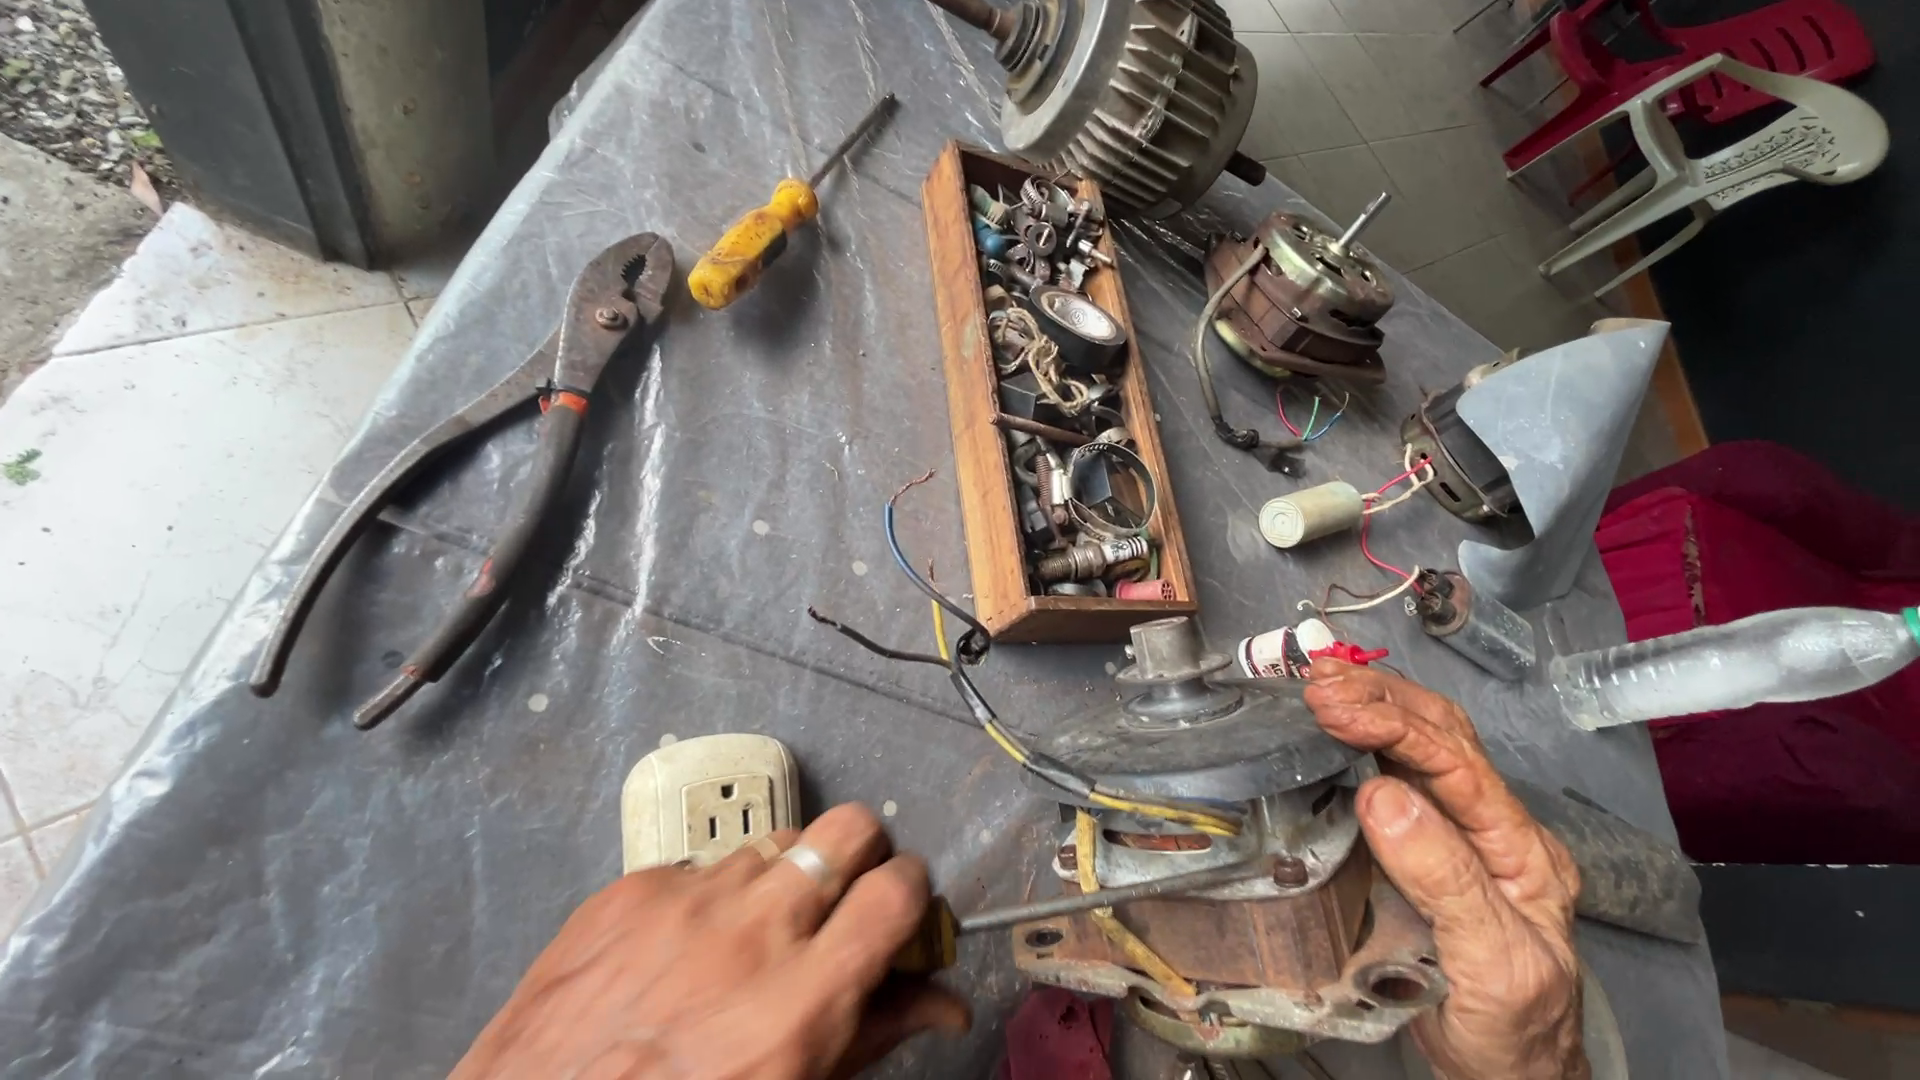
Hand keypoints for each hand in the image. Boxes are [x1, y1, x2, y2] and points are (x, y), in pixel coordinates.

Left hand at [451, 803, 970, 1079]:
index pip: (896, 892)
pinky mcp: (632, 887)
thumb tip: (950, 1000)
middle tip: (843, 890)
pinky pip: (701, 867)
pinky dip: (710, 896)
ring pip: (774, 843)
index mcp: (801, 997)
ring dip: (782, 876)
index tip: (901, 902)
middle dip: (862, 849)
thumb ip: (877, 1032)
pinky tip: (681, 947)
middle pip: (848, 827)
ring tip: (750, 930)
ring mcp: (688, 897)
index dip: (912, 887)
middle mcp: (752, 929)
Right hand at [1306, 660, 1586, 1079]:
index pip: (1458, 764)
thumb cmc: (1511, 1029)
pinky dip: (1361, 734)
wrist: (1507, 1075)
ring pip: (1423, 742)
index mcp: (1521, 848)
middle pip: (1445, 735)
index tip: (1334, 710)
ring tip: (1321, 683)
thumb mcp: (1494, 966)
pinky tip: (1333, 720)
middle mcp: (1492, 825)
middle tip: (1318, 683)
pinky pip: (1394, 771)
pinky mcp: (1420, 840)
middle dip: (1381, 698)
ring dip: (1374, 703)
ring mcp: (1457, 829)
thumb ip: (1446, 880)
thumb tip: (1380, 794)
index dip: (1393, 726)